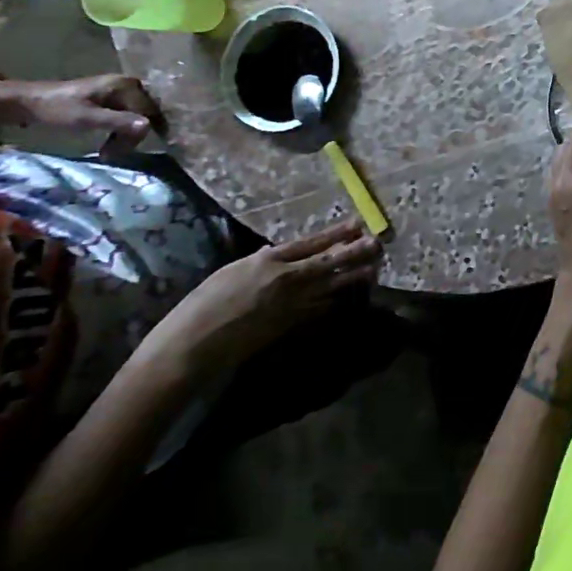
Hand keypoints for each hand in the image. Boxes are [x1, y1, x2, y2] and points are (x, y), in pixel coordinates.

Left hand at [20, 75, 162, 150]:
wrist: (25, 102)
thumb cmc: (55, 109)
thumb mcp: (85, 118)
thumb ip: (117, 121)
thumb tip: (148, 126)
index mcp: (126, 86)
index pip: (147, 112)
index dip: (139, 133)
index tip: (122, 152)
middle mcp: (130, 85)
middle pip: (145, 114)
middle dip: (133, 136)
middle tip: (113, 154)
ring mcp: (122, 91)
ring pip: (137, 117)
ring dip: (126, 136)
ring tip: (109, 151)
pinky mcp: (113, 98)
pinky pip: (128, 116)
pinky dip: (121, 131)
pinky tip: (110, 141)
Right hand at [136, 222, 380, 377]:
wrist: (193, 345)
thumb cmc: (202, 306)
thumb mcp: (229, 272)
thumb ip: (257, 261)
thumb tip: (272, 252)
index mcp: (268, 261)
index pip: (311, 242)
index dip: (336, 233)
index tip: (357, 225)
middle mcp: (287, 278)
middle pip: (330, 261)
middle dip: (356, 252)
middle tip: (378, 243)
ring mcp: (292, 303)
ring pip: (332, 285)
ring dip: (354, 276)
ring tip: (374, 268)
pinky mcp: (292, 324)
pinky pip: (322, 307)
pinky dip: (336, 299)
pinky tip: (349, 295)